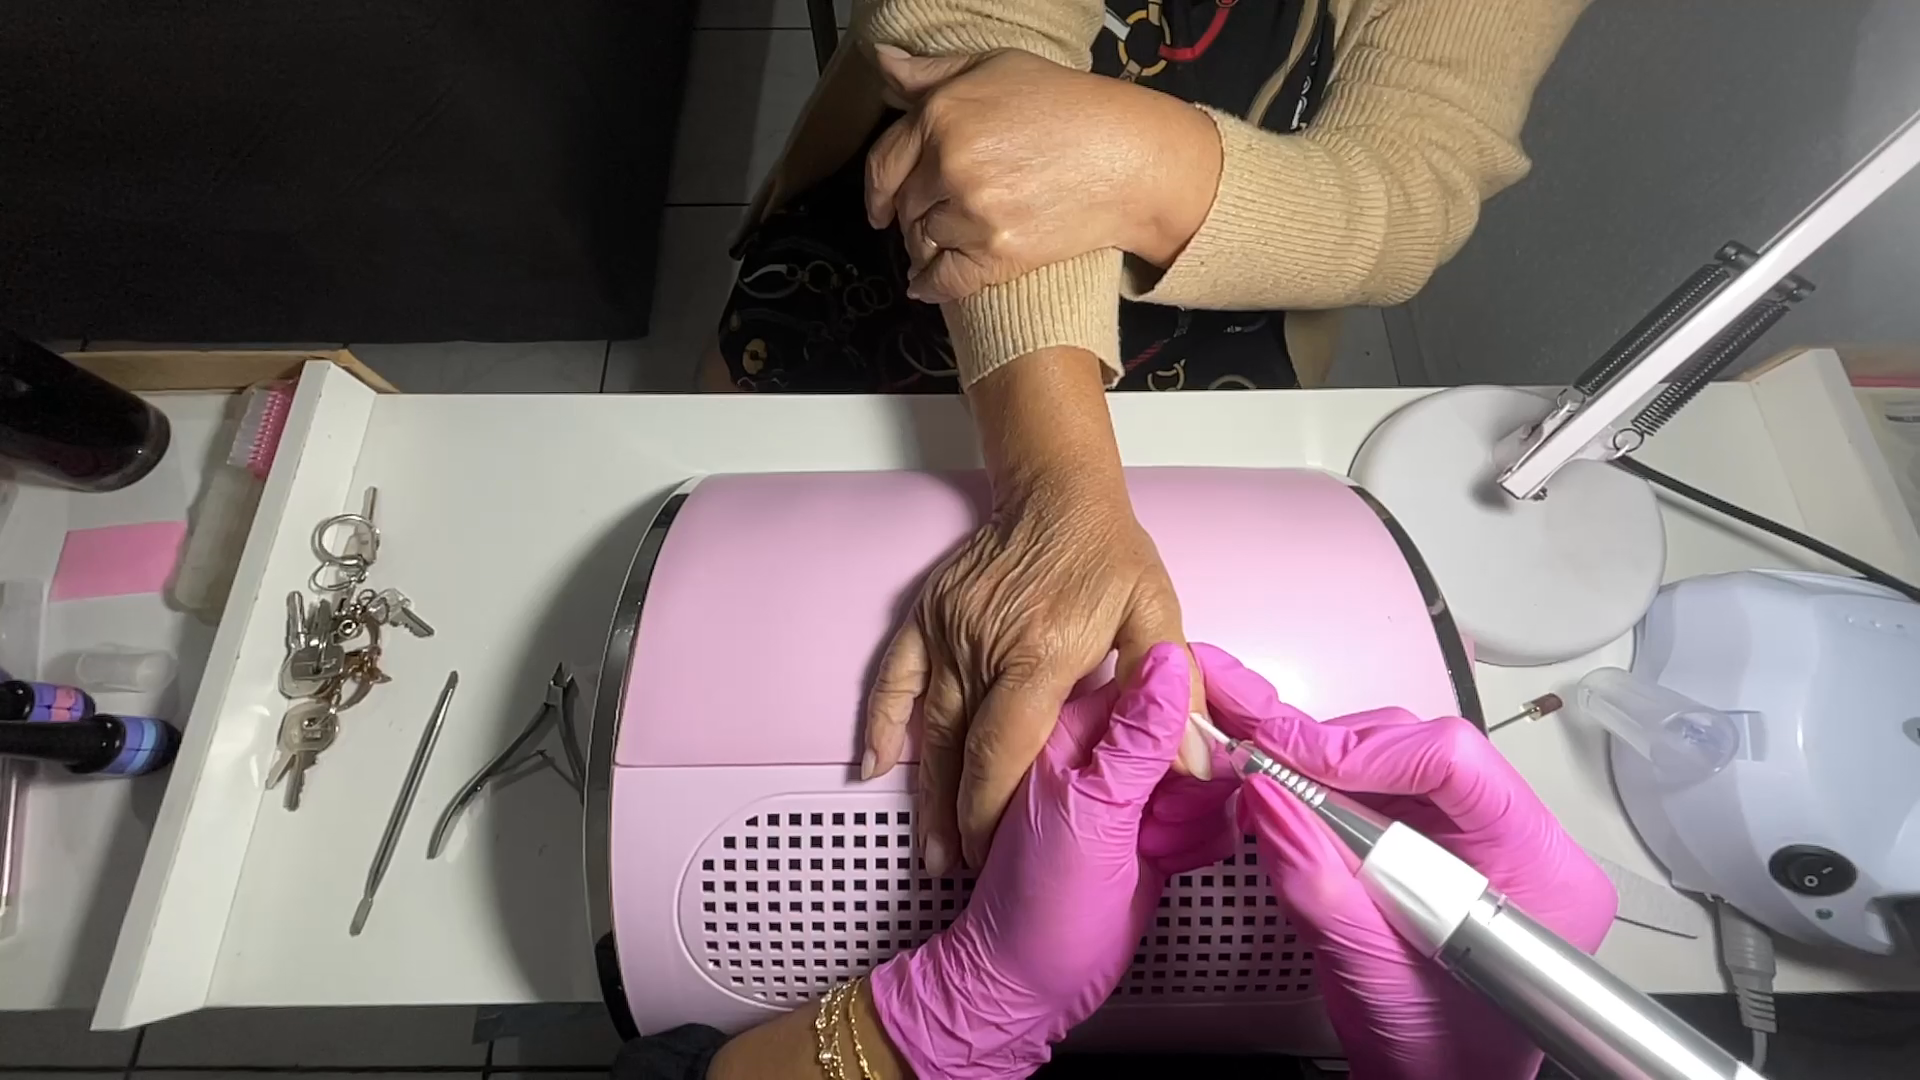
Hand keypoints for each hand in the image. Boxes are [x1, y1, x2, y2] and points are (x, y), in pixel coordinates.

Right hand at [862, 349, 1209, 873]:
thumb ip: (1171, 682)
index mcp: (1040, 653)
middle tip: (964, 869)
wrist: (1058, 496)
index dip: (995, 809)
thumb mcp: (1154, 610)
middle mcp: (984, 646)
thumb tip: (1192, 759)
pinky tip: (870, 764)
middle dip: (961, 817)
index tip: (997, 854)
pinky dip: (879, 722)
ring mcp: (948, 630)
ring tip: (929, 846)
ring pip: (928, 726)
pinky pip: (892, 677)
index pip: (1006, 749)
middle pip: (962, 750)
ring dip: (925, 790)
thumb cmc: (1108, 555)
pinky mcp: (928, 616)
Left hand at [865, 45, 1221, 304]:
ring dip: (930, 246)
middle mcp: (950, 166)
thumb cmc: (1068, 107)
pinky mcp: (996, 256)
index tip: (879, 208)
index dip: (878, 191)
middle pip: (905, 207)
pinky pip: (943, 282)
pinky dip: (928, 287)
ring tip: (947, 243)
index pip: (884, 164)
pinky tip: (922, 287)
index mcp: (942, 117)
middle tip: (927, 222)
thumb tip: (882, 66)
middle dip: (911, 216)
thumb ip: (933, 73)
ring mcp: (972, 215)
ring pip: (925, 243)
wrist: (1126, 160)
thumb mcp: (997, 68)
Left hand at [870, 645, 1193, 1078]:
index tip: (1177, 768)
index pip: (1152, 686)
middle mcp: (1103, 752)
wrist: (1033, 982)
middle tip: (1154, 819)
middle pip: (1186, 733)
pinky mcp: (1152, 824)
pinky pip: (1205, 813)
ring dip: (1194, 817)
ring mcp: (1130, 789)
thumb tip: (1170, 660)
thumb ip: (1138, 739)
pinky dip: (1198, 840)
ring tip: (1151, 846)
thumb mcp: (1093, 812)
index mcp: (1075, 729)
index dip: (1181, 725)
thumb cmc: (1040, 903)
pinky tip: (1165, 860)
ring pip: (1203, 775)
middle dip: (1189, 784)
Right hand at [1194, 644, 1617, 1079]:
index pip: (1454, 762)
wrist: (1437, 1073)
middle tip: (1269, 766)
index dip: (1367, 751)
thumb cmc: (1438, 1049)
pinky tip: (1294, 802)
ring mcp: (1469, 828)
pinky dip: (1321, 784)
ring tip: (1276, 787)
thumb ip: (1320, 887)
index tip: (1294, 763)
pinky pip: (1372, 778)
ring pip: (1390, 750)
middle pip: (1417, 743)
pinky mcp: (1429, 828)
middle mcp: (1511, 835)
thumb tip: (1268, 799)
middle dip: (1334, 753)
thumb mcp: (1372, 975)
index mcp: (1536, 868)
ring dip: (1323, 766)